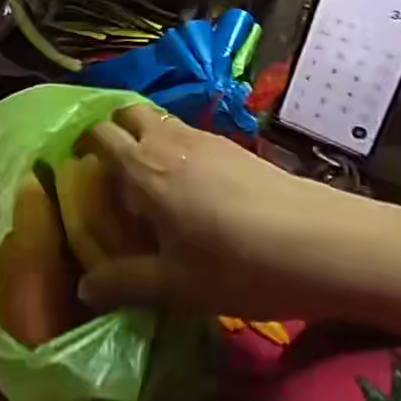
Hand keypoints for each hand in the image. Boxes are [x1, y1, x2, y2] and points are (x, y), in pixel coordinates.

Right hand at [77, 104, 356, 319]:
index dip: (86, 144)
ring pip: (161, 120)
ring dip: (148, 137)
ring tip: (154, 181)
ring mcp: (204, 138)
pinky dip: (177, 147)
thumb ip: (124, 282)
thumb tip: (83, 288)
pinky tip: (195, 188)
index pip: (101, 133)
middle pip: (130, 112)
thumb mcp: (174, 284)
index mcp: (143, 168)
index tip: (81, 168)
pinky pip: (189, 134)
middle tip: (115, 170)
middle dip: (116, 129)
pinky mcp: (233, 145)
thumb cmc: (236, 264)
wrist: (319, 241)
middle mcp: (167, 141)